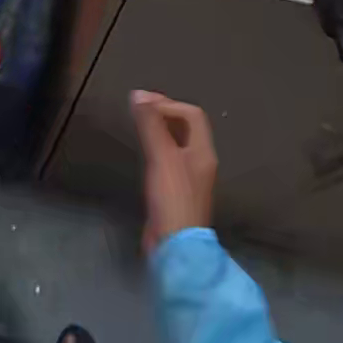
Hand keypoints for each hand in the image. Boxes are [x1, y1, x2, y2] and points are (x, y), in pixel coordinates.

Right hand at [130, 90, 216, 253]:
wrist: (175, 247)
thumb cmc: (172, 197)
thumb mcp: (161, 155)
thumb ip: (151, 124)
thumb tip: (138, 95)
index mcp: (203, 151)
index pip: (192, 115)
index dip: (169, 104)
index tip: (144, 105)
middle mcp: (200, 162)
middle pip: (186, 128)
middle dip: (164, 114)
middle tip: (140, 110)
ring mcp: (189, 179)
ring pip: (176, 144)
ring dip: (159, 131)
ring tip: (138, 126)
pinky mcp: (176, 193)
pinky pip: (168, 161)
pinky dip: (156, 149)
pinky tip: (143, 154)